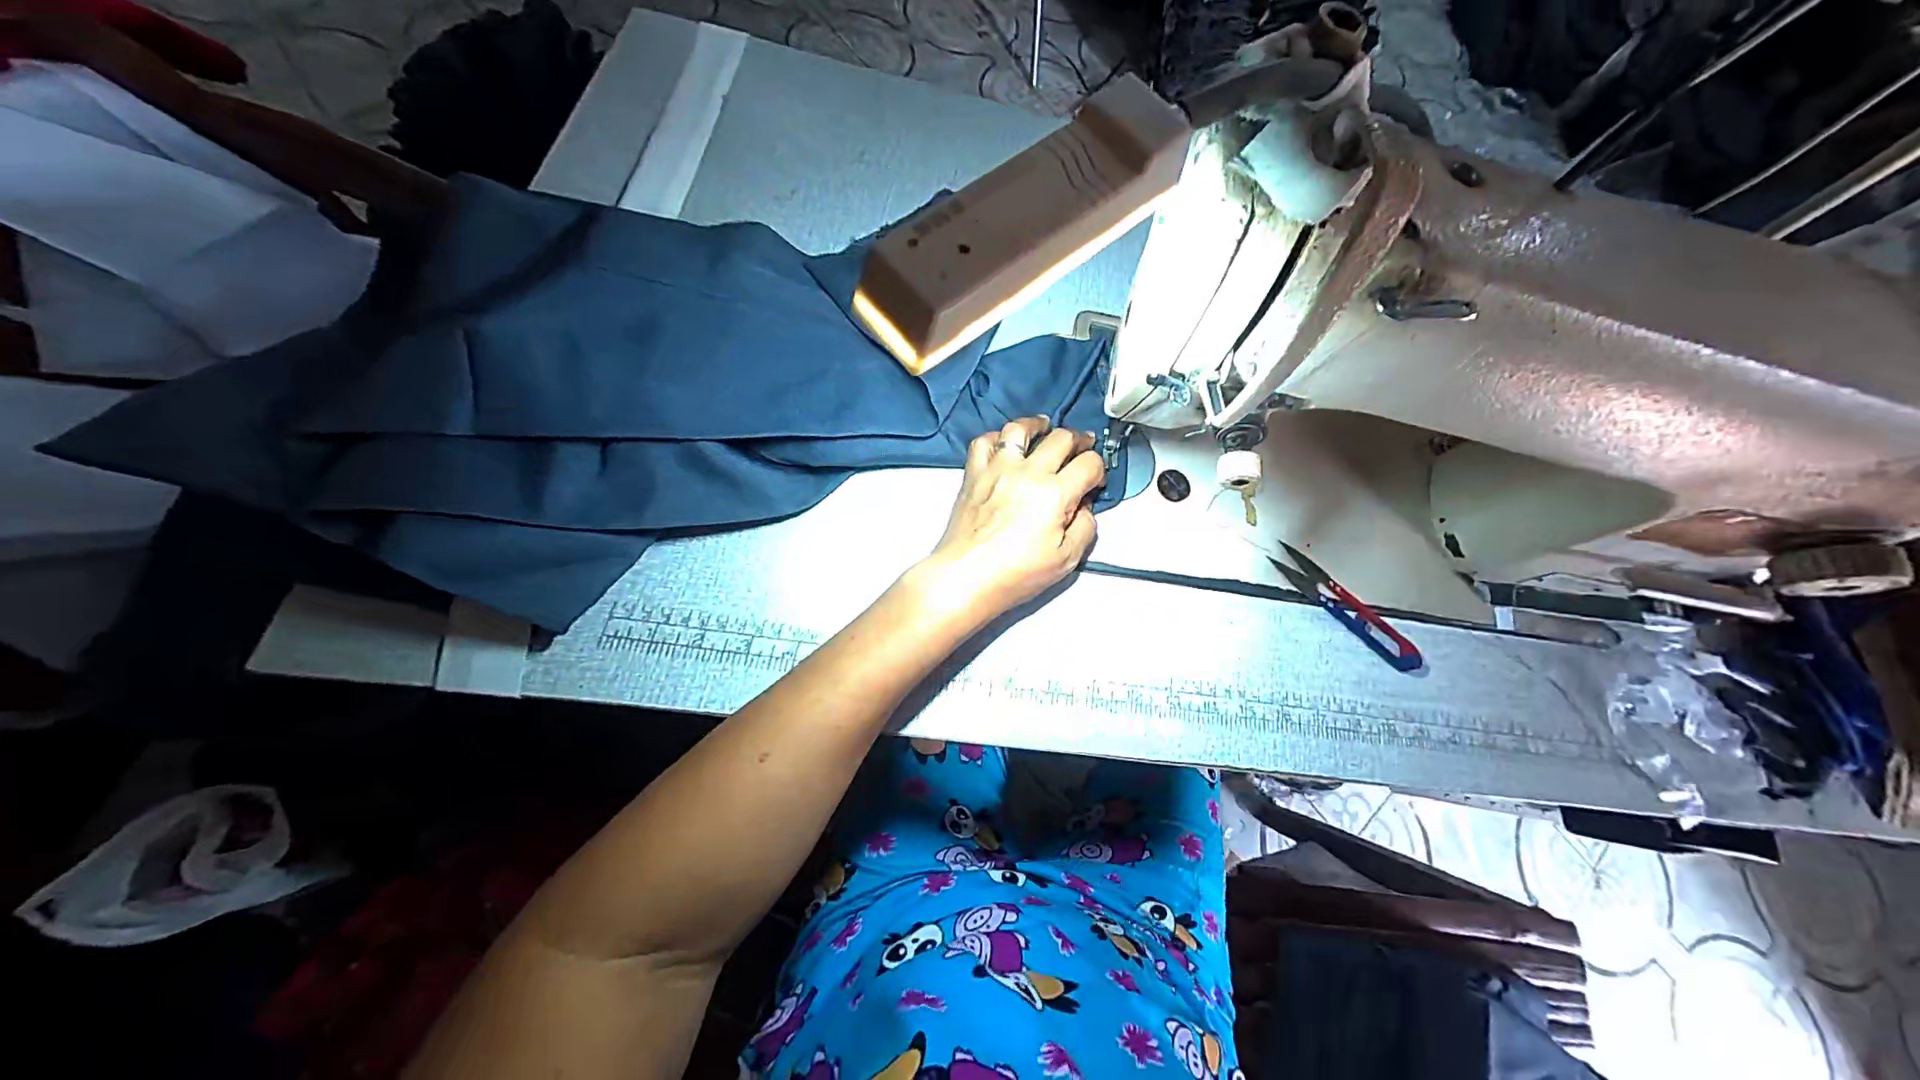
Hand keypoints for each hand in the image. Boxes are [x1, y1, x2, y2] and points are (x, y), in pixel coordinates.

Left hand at [906, 416, 1105, 627]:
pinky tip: (1005, 444)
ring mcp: (997, 469)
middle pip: (1061, 438)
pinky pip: (984, 441)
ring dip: (1037, 425)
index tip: (1095, 480)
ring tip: (1045, 427)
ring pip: (1020, 428)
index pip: (1089, 463)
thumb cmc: (1012, 573)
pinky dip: (997, 438)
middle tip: (1082, 447)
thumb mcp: (1066, 559)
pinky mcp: (974, 474)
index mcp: (1055, 493)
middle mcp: (1027, 473)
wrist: (966, 576)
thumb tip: (1084, 508)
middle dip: (1079, 440)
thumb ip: (1085, 528)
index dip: (1099, 469)